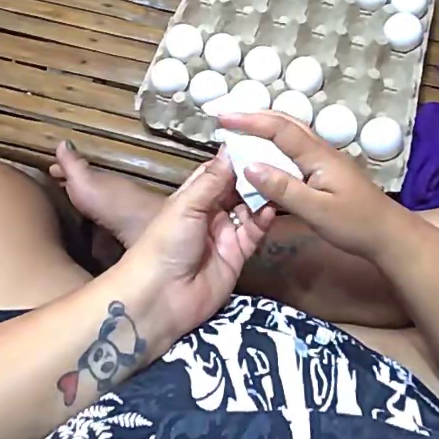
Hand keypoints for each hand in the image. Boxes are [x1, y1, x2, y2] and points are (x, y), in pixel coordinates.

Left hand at [122, 150, 275, 334]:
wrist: (160, 298)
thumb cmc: (164, 243)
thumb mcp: (186, 205)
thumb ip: (212, 180)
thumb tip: (231, 149)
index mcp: (193, 195)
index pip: (219, 170)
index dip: (237, 157)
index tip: (260, 140)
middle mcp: (210, 211)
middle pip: (237, 188)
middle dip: (254, 175)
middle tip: (278, 158)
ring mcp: (225, 233)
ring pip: (249, 208)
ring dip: (262, 195)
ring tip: (279, 180)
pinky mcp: (237, 255)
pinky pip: (254, 233)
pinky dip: (263, 220)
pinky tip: (272, 208)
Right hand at [217, 111, 416, 261]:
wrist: (391, 236)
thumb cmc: (356, 225)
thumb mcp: (316, 211)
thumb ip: (282, 188)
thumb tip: (249, 166)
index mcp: (318, 156)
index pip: (279, 129)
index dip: (250, 121)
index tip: (224, 117)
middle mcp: (321, 150)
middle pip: (284, 122)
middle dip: (253, 115)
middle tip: (226, 117)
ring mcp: (324, 159)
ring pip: (290, 133)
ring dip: (263, 127)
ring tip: (238, 130)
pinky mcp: (324, 170)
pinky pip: (293, 148)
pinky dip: (273, 143)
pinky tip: (263, 154)